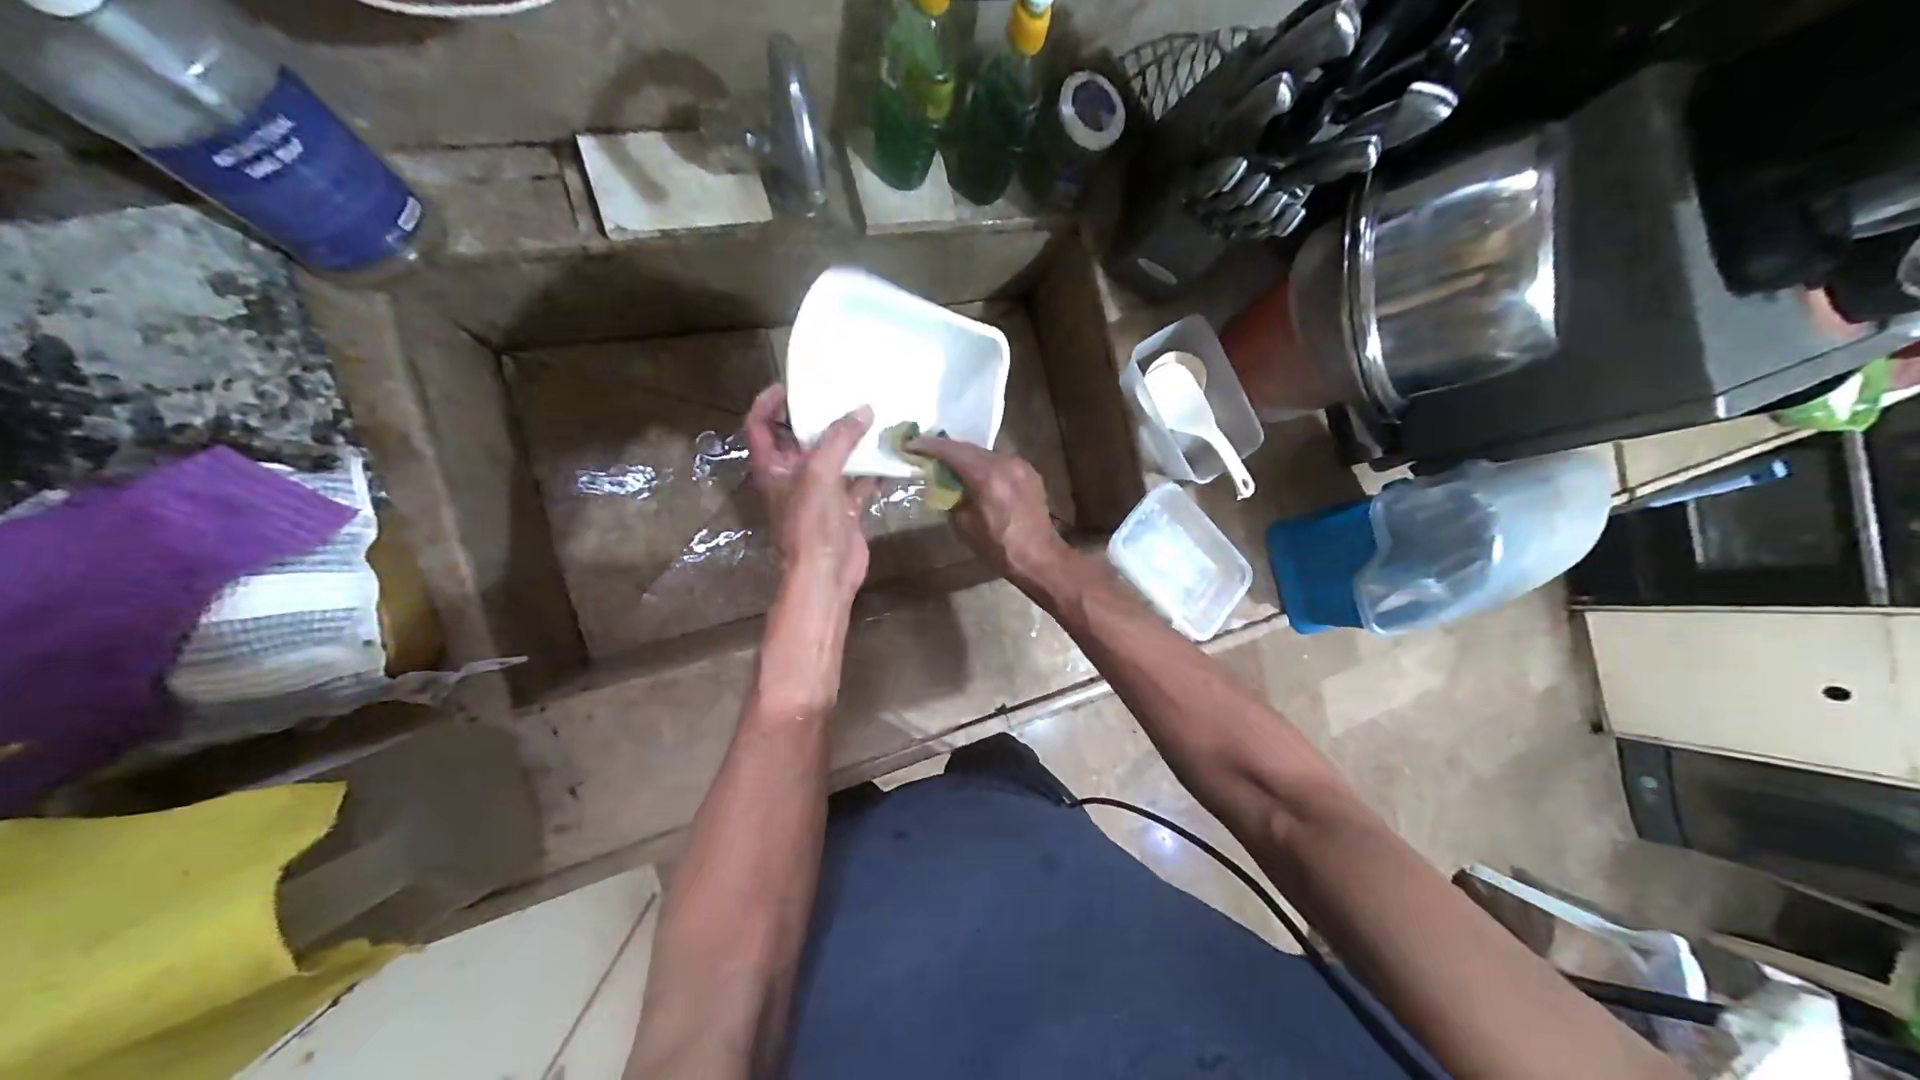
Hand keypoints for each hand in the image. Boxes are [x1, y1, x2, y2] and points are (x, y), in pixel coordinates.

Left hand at [743, 385, 877, 603]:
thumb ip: (839, 439)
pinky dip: (872, 470)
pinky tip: (891, 455)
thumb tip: (863, 410)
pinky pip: (857, 482)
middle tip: (841, 393)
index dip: (769, 402)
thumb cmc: (810, 524)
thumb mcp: (819, 474)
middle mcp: (792, 476)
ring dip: (850, 441)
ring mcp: (819, 493)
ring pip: (833, 459)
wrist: (826, 575)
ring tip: (871, 416)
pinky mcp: (843, 509)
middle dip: (819, 417)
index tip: (792, 385)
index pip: (760, 425)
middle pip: (801, 438)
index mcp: (772, 467)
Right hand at [906, 436, 1068, 584]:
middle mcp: (1006, 463)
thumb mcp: (964, 525)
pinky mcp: (1030, 472)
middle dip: (945, 449)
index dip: (928, 446)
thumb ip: (952, 497)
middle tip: (925, 451)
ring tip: (948, 463)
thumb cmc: (998, 547)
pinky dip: (984, 465)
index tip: (910, 444)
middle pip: (969, 448)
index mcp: (987, 476)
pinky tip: (975, 474)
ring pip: (985, 453)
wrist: (1039, 557)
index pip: (952, 451)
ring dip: (966, 457)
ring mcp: (1021, 465)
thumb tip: (944, 485)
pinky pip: (1000, 462)